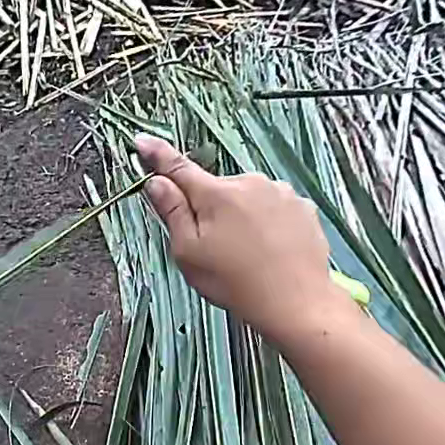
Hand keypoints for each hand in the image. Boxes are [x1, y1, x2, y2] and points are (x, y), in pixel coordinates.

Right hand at [136, 134, 355, 342]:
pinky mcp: (302, 207)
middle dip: (208, 210)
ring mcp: (280, 193)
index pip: (178, 167)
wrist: (295, 302)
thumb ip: (172, 212)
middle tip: (211, 248)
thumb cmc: (234, 282)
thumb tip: (156, 182)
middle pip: (214, 190)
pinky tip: (266, 251)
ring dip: (238, 218)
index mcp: (215, 194)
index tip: (143, 142)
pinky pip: (272, 208)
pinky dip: (265, 224)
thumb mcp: (188, 252)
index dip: (157, 155)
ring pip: (245, 199)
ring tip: (244, 255)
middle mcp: (249, 183)